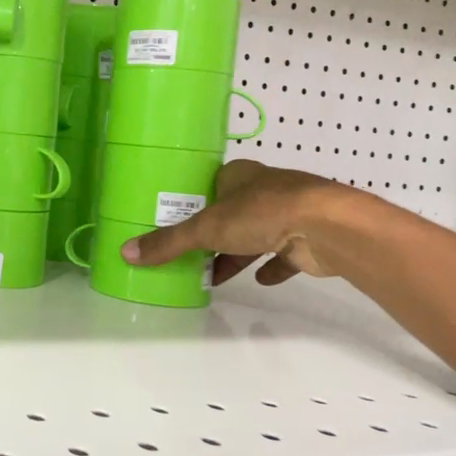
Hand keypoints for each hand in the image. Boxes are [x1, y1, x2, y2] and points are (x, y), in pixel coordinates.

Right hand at [120, 160, 345, 286]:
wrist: (329, 227)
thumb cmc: (262, 213)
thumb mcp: (206, 228)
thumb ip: (169, 242)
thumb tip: (126, 252)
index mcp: (239, 175)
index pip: (210, 184)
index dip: (193, 200)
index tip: (176, 219)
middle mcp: (264, 189)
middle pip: (231, 212)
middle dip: (213, 234)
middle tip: (190, 253)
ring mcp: (289, 213)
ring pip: (256, 234)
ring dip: (237, 253)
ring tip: (215, 274)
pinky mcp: (308, 238)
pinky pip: (285, 255)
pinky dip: (272, 266)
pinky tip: (260, 280)